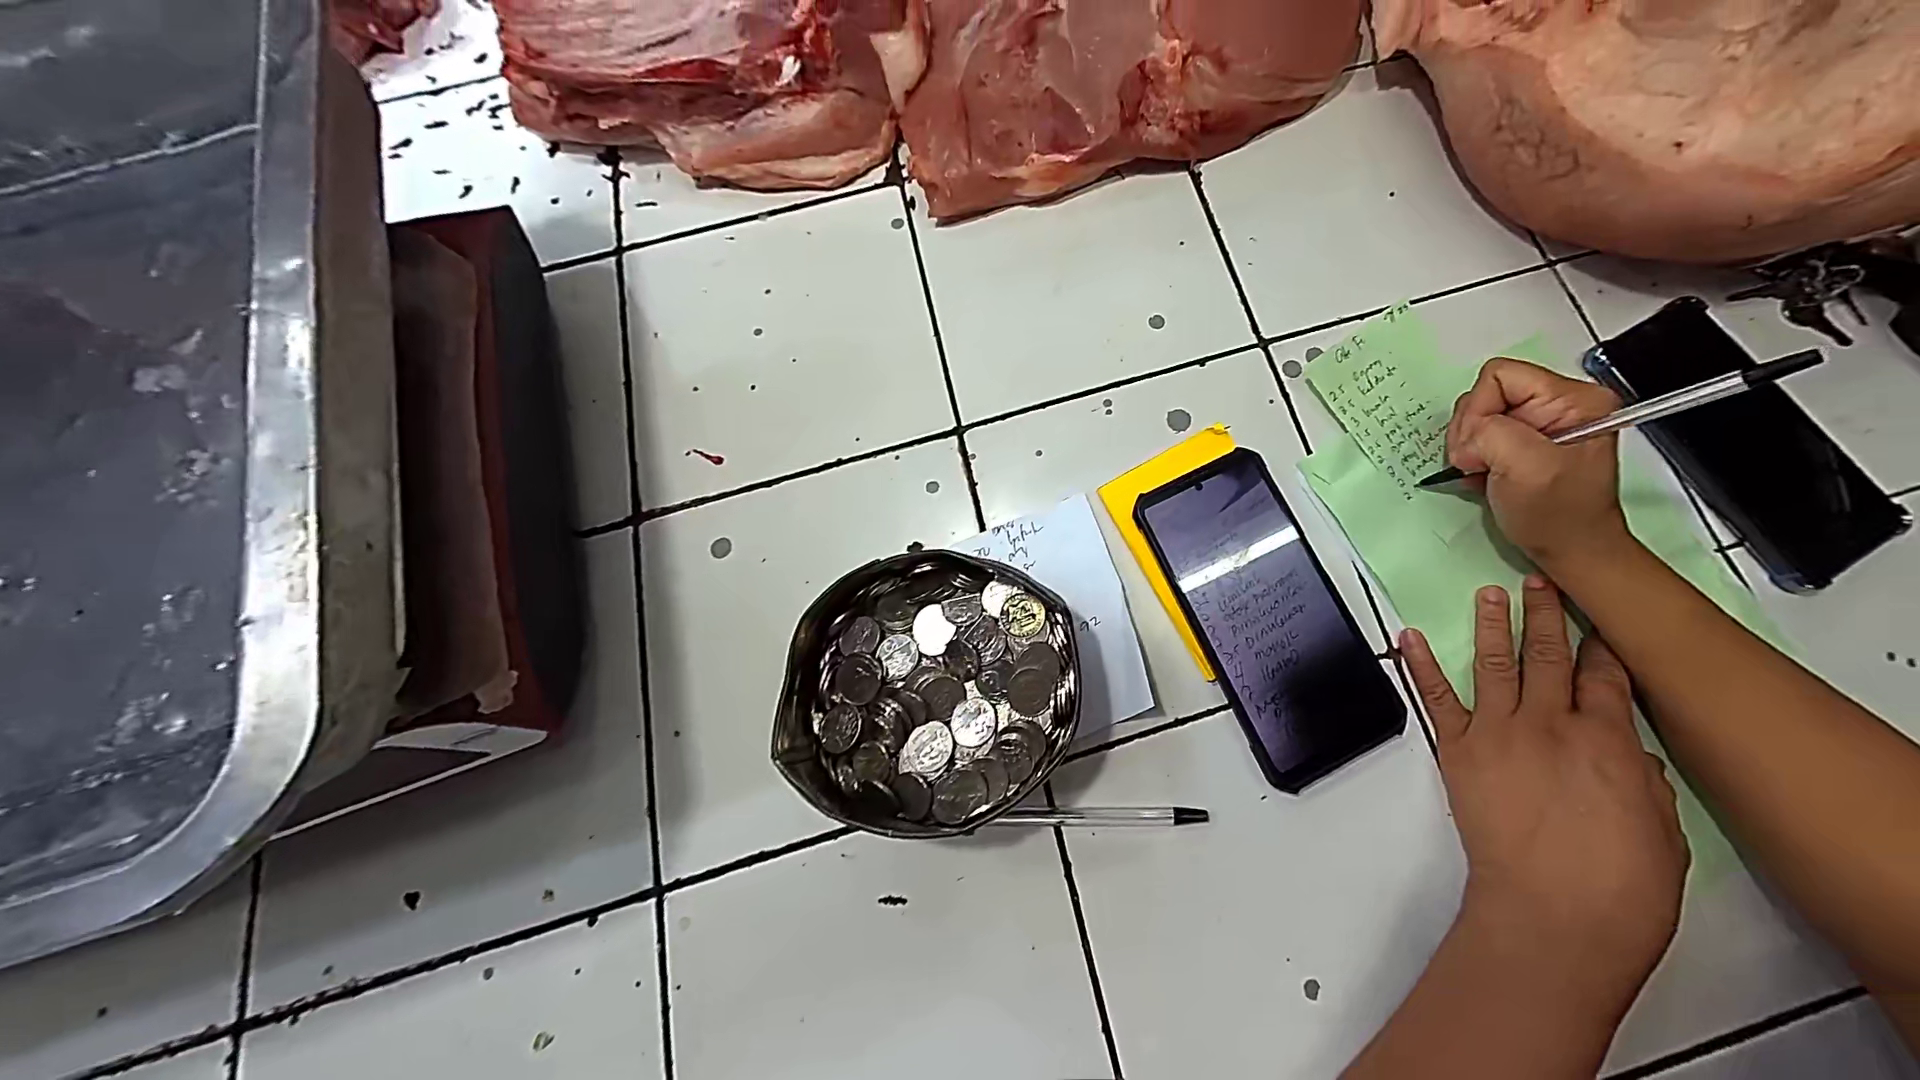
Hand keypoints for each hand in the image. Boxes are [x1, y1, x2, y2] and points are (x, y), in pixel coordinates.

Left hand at [1402, 578, 1687, 1016]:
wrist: (1552, 911)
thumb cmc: (1621, 883)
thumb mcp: (1661, 830)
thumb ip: (1642, 781)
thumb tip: (1630, 756)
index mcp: (1610, 741)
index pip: (1605, 678)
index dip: (1601, 646)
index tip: (1597, 619)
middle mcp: (1550, 724)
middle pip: (1548, 659)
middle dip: (1546, 616)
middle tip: (1540, 580)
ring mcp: (1497, 732)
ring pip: (1495, 665)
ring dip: (1492, 625)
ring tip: (1489, 592)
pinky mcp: (1456, 748)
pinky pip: (1436, 698)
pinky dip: (1421, 664)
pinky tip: (1411, 636)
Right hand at [1445, 358, 1631, 569]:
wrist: (1569, 547)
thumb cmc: (1557, 512)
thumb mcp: (1527, 466)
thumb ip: (1491, 432)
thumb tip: (1469, 432)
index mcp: (1572, 399)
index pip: (1498, 376)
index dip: (1478, 411)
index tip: (1485, 449)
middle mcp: (1555, 404)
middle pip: (1483, 394)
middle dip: (1470, 431)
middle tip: (1484, 462)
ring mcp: (1536, 423)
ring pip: (1474, 415)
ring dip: (1468, 446)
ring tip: (1486, 470)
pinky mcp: (1519, 440)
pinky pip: (1476, 433)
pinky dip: (1470, 455)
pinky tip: (1485, 473)